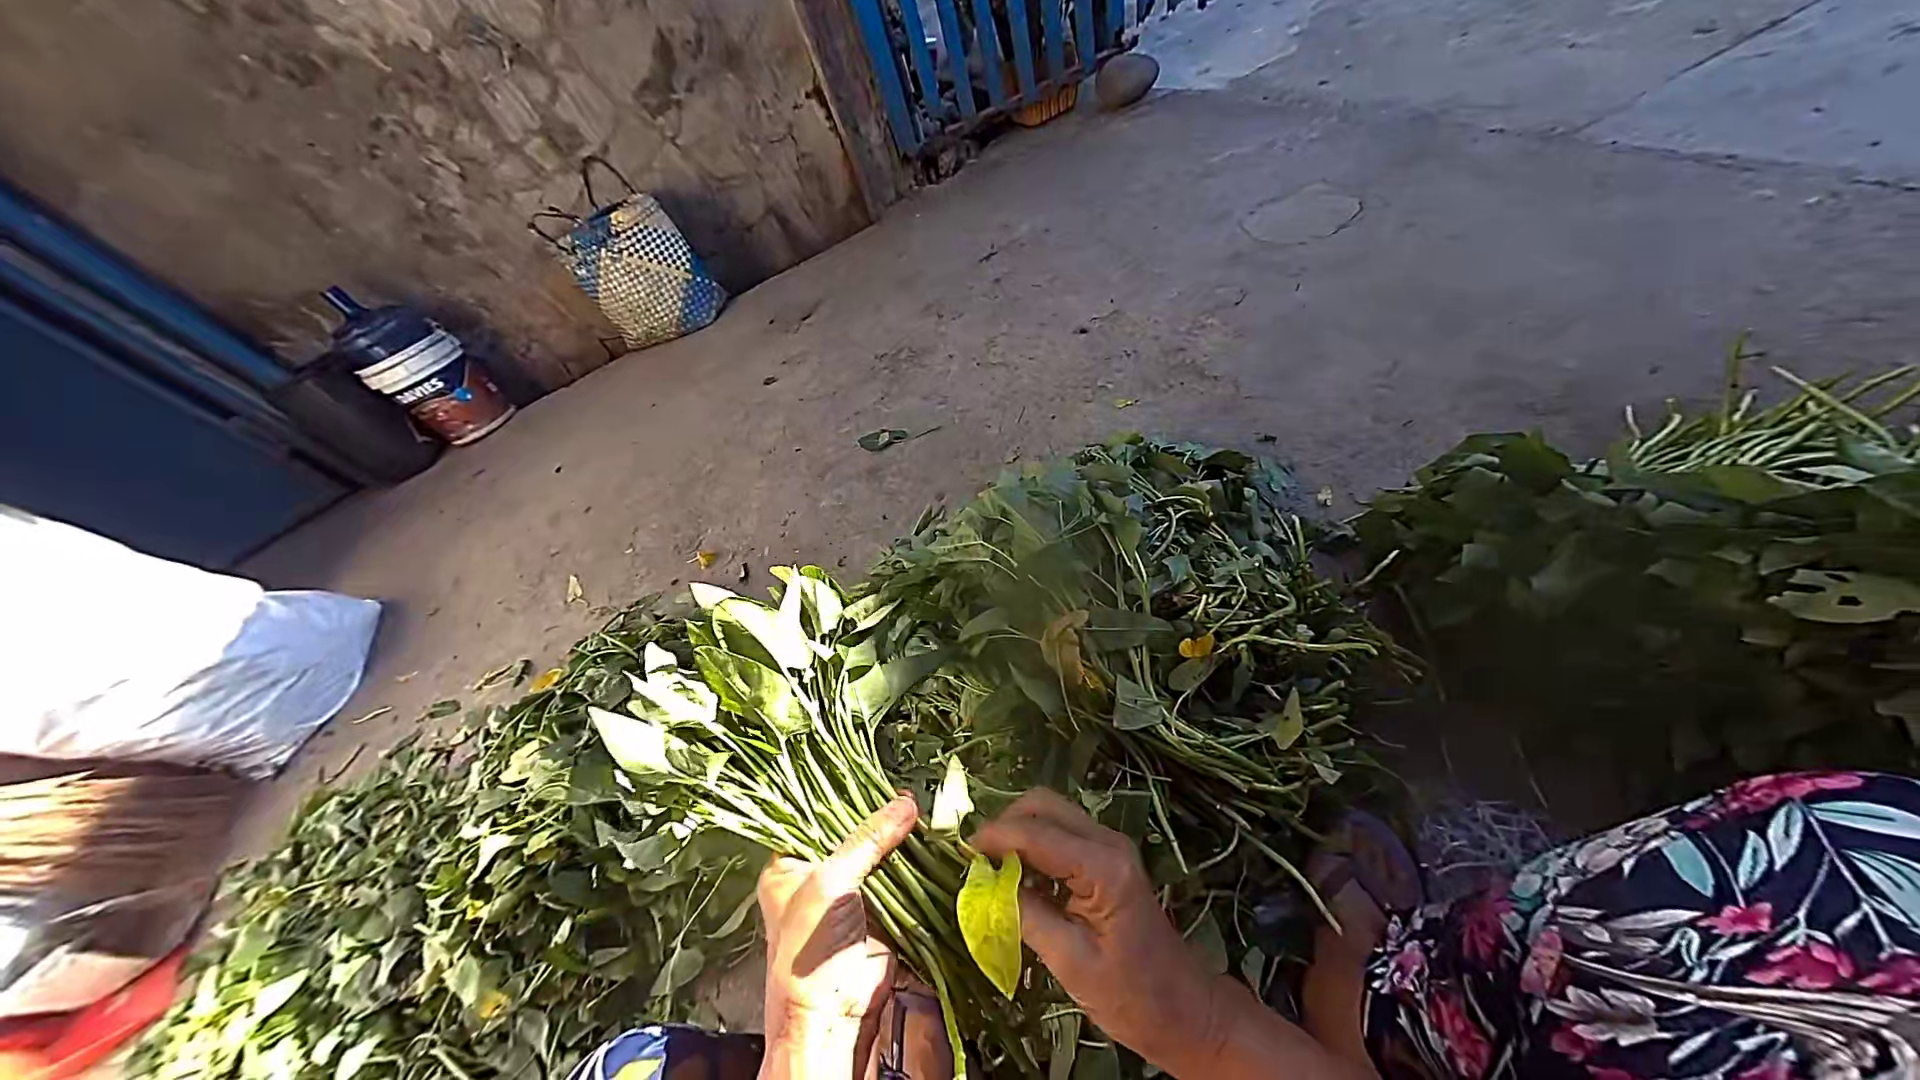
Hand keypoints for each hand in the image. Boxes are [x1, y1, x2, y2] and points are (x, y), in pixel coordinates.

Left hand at [757, 793, 918, 1079]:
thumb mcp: (830, 882)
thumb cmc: (808, 952)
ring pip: (878, 854)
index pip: (813, 818)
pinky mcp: (879, 910)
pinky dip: (914, 862)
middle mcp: (818, 877)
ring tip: (918, 808)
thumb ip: (868, 839)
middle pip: (851, 834)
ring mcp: (850, 893)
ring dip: (898, 837)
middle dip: (877, 816)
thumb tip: (904, 804)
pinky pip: (899, 878)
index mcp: (789, 867)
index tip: (868, 775)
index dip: (839, 796)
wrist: (833, 1018)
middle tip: (901, 792)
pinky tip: (927, 839)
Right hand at [972, 790, 1368, 1079]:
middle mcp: (1107, 842)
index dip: (994, 837)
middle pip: (1044, 804)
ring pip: (1052, 812)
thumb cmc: (1133, 997)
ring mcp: (1109, 845)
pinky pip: (1061, 832)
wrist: (1187, 1011)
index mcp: (1102, 867)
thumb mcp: (1071, 963)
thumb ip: (1026, 915)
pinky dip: (1033, 842)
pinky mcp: (1107, 857)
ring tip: (991, 865)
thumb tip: (985, 885)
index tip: (960, 850)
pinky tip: (1018, 873)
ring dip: (1018, 829)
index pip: (1036, 833)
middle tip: (977, 857)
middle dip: (1005, 822)